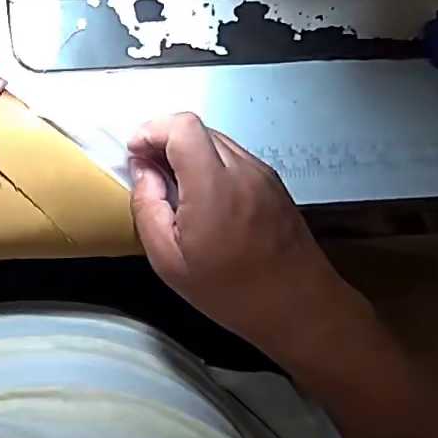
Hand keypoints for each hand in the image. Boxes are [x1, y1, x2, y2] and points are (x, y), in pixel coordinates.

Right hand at [128, 113, 369, 361]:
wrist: (302, 310)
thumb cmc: (229, 291)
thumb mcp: (168, 260)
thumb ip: (147, 207)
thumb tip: (141, 170)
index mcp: (214, 185)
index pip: (182, 126)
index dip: (151, 130)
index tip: (135, 153)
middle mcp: (242, 169)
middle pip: (196, 128)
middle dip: (163, 139)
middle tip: (146, 170)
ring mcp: (262, 173)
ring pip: (213, 139)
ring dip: (185, 151)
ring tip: (172, 185)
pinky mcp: (273, 182)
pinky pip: (231, 156)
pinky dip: (206, 163)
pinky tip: (201, 196)